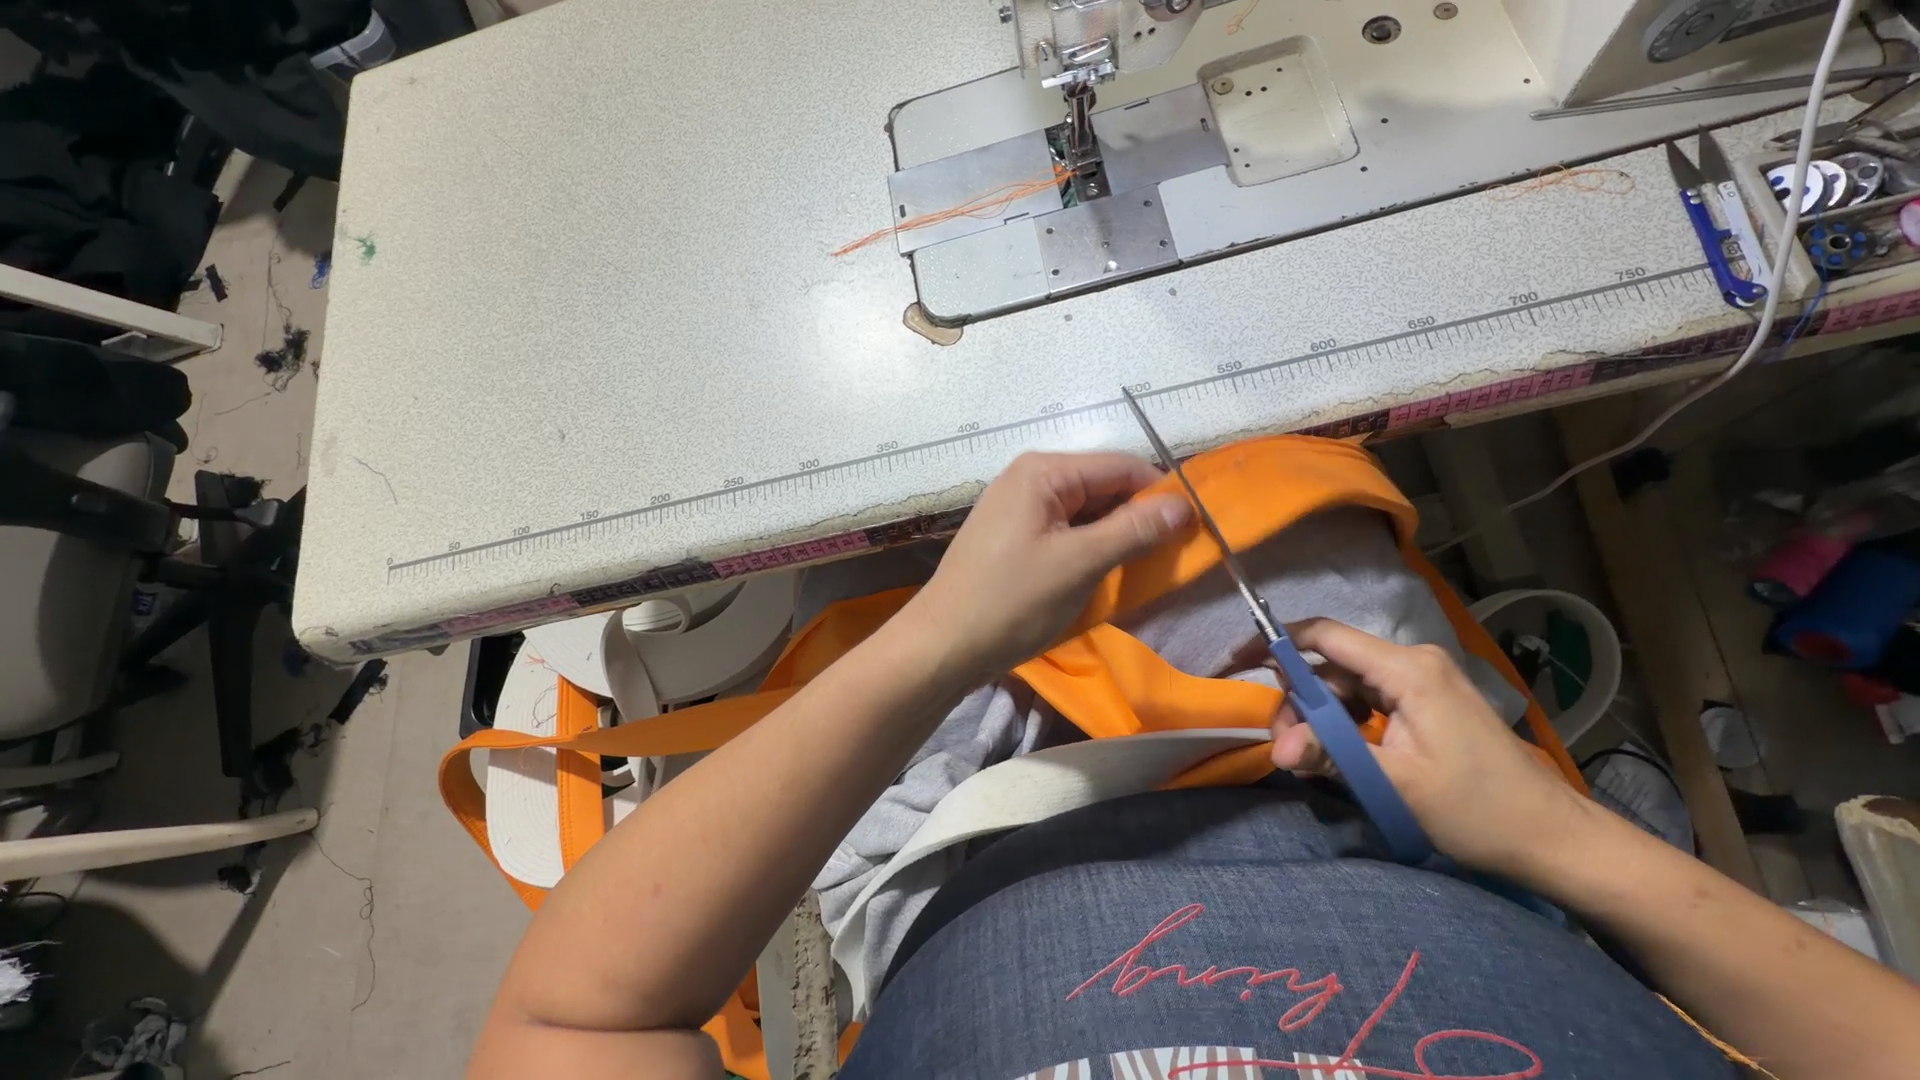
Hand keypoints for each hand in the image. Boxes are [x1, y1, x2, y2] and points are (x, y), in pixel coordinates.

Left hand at [901, 452, 1190, 679]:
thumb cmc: (1012, 601)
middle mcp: (1029, 479)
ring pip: (1087, 513)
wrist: (943, 647)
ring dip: (1115, 538)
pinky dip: (1090, 552)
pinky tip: (1102, 578)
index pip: (1121, 466)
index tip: (1195, 529)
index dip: (1161, 494)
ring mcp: (1018, 510)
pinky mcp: (1014, 540)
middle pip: (1103, 487)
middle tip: (1170, 556)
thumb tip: (1184, 505)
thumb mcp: (1080, 564)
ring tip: (1140, 571)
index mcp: (1043, 471)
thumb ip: (1134, 530)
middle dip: (1138, 518)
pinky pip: (1066, 534)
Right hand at [1269, 618, 1596, 877]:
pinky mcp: (1425, 705)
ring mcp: (1421, 683)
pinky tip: (1338, 756)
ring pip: (1345, 687)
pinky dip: (1344, 726)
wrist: (1553, 839)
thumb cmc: (1478, 808)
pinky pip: (1367, 703)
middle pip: (1330, 667)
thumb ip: (1332, 756)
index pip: (1324, 635)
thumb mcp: (1397, 783)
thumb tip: (1276, 751)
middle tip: (1285, 751)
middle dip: (1298, 703)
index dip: (1275, 643)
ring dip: (1319, 719)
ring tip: (1309, 761)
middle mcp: (1412, 664)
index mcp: (1408, 669)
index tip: (1234, 665)